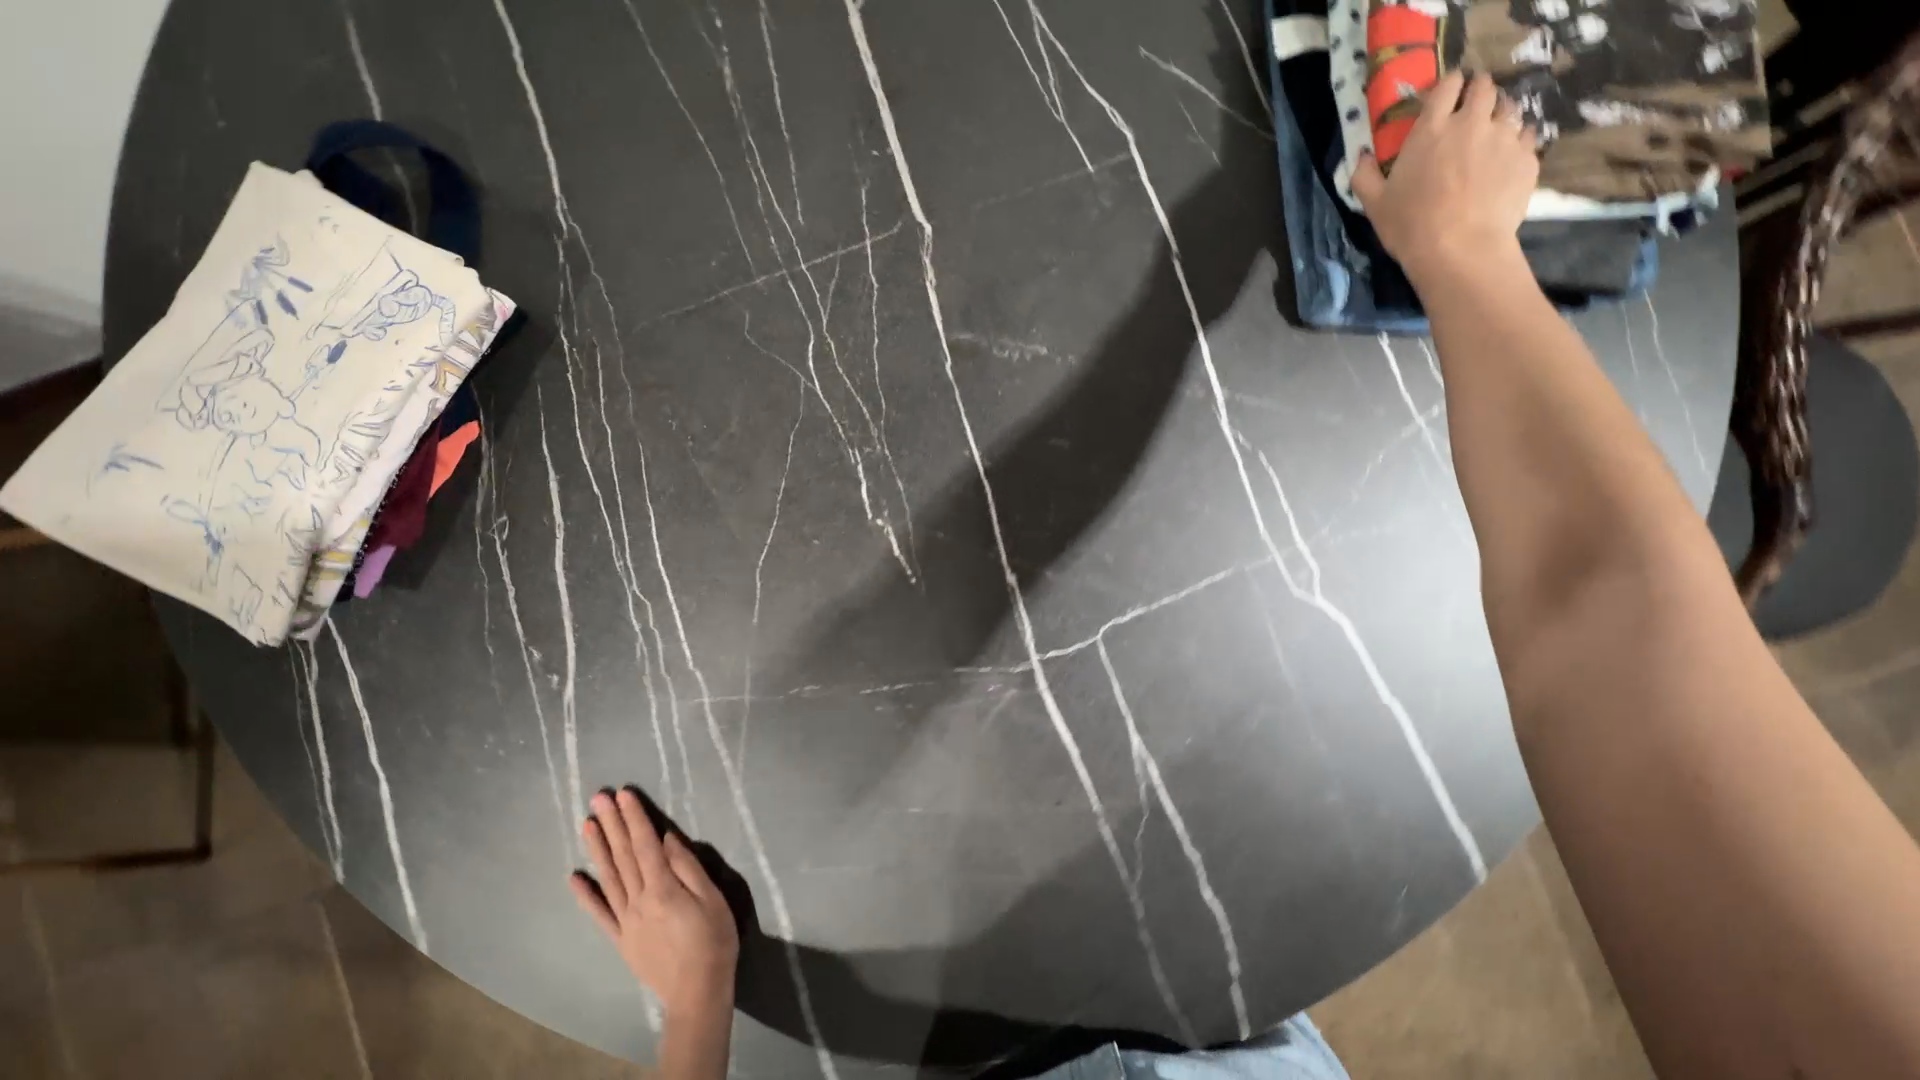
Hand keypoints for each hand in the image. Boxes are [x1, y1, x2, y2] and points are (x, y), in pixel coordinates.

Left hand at [570, 790, 739, 1017]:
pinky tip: (574, 877)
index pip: (645, 844)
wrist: (697, 991)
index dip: (634, 817)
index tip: (624, 794)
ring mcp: (625, 920)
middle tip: (598, 797)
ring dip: (598, 849)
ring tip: (587, 824)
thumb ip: (687, 867)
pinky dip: (585, 895)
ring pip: (609, 878)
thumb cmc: (714, 940)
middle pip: (623, 856)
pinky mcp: (621, 939)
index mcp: (663, 888)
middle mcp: (638, 900)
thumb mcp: (712, 898)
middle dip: (612, 824)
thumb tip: (666, 838)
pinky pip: (599, 914)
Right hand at [1353, 72, 1538, 284]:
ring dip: (1501, 112)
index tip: (1450, 90)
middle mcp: (1470, 123)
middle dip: (1479, 89)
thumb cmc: (1410, 225)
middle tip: (1475, 103)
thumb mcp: (1374, 204)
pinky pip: (1527, 136)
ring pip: (1510, 108)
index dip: (1450, 83)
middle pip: (1483, 88)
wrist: (1460, 249)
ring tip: (1496, 127)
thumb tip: (1362, 156)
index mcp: (1430, 130)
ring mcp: (1503, 137)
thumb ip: (1364, 175)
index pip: (1447, 86)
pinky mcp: (1526, 157)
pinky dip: (1518, 140)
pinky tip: (1509, 156)